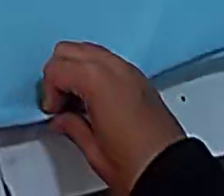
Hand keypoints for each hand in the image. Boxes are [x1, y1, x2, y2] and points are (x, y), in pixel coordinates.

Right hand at [40, 42, 185, 195]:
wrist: (174, 175)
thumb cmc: (137, 166)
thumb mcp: (95, 151)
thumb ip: (71, 125)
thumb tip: (61, 118)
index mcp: (96, 79)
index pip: (56, 68)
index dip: (48, 90)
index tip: (53, 110)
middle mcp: (112, 66)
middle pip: (68, 49)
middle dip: (58, 72)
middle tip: (60, 101)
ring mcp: (127, 68)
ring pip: (87, 48)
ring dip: (76, 67)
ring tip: (77, 99)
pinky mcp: (139, 76)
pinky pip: (106, 58)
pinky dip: (94, 68)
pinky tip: (95, 95)